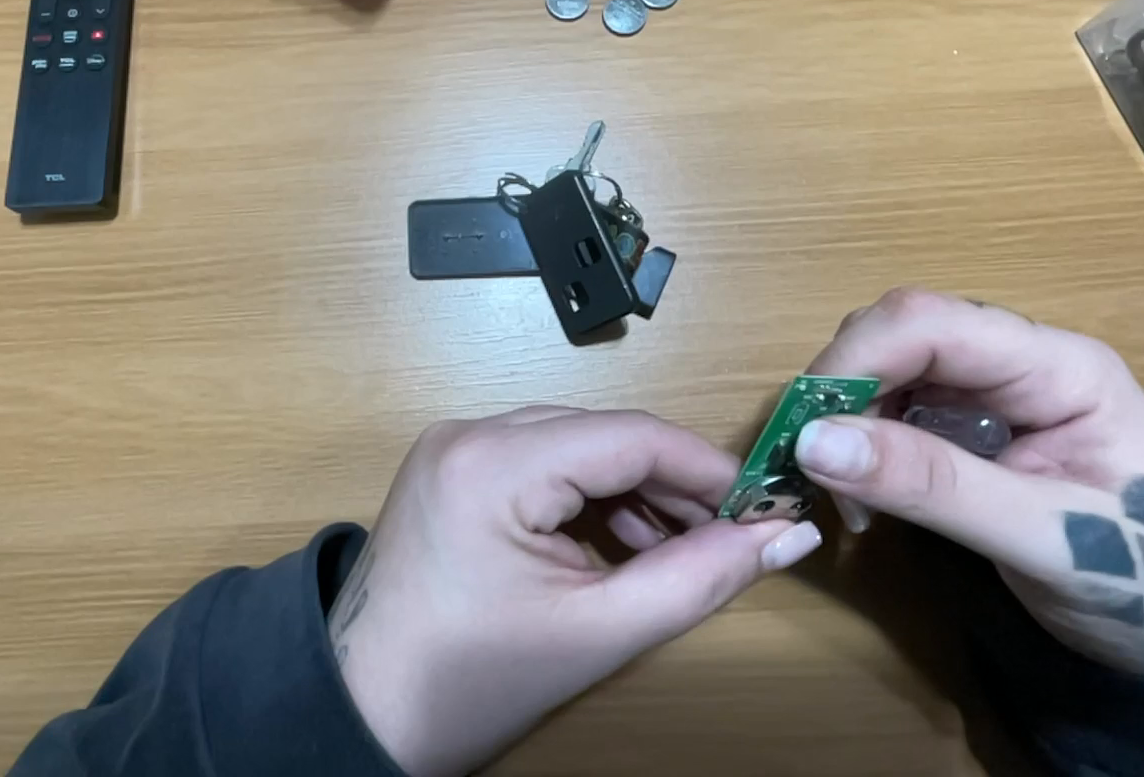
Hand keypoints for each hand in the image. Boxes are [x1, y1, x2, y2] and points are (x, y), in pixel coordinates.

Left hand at [331, 407, 820, 776]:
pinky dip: (586, 493)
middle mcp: (468, 432)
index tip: (763, 504)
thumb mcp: (595, 633)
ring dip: (630, 489)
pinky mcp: (452, 463)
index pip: (627, 436)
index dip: (705, 467)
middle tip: (726, 536)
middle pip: (600, 434)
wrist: (362, 712)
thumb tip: (782, 536)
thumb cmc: (470, 682)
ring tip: (675, 549)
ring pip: (573, 443)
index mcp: (491, 464)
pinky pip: (539, 458)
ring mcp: (454, 443)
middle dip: (669, 483)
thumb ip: (698, 579)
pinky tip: (620, 539)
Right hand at [796, 288, 1143, 675]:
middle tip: (821, 467)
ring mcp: (983, 387)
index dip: (855, 360)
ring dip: (844, 421)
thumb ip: (934, 487)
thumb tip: (812, 442)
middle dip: (842, 392)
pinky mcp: (959, 419)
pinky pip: (883, 404)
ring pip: (879, 365)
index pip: (928, 323)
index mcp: (1055, 366)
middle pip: (894, 333)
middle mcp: (1011, 359)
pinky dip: (856, 444)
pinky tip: (866, 494)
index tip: (808, 430)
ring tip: (850, 497)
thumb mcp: (1046, 541)